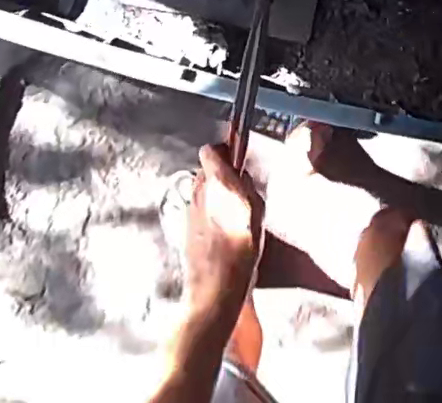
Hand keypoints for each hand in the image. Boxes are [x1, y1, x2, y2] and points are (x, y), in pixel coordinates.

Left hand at [185, 144, 264, 315]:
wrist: (214, 290)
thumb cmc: (241, 252)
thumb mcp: (257, 215)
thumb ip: (249, 188)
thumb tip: (242, 176)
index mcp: (217, 182)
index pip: (210, 149)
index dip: (222, 151)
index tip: (235, 159)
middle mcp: (199, 190)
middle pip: (206, 169)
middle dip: (220, 174)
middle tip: (237, 188)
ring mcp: (189, 208)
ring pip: (202, 188)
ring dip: (214, 192)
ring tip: (231, 212)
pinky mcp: (184, 225)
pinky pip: (198, 206)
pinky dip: (208, 210)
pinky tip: (221, 229)